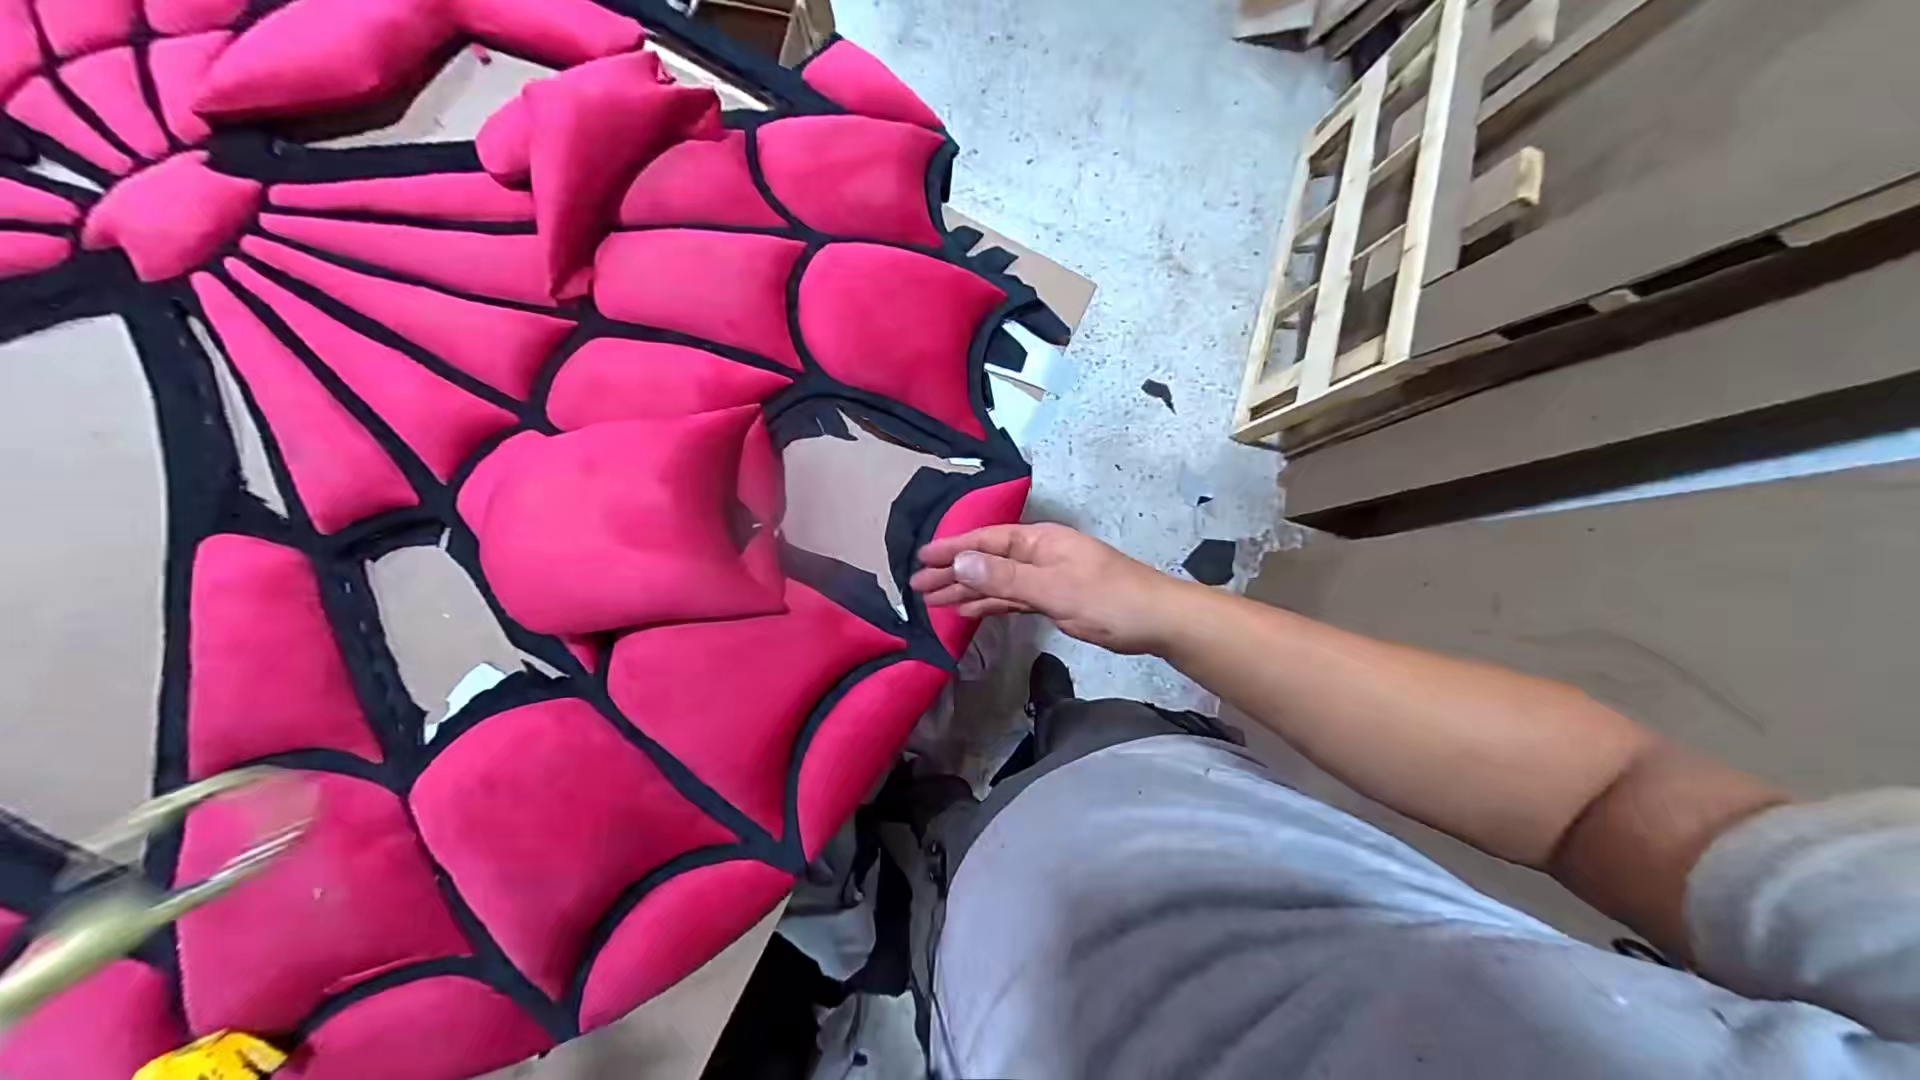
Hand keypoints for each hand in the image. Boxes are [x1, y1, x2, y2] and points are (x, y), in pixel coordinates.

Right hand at [909, 524, 1194, 654]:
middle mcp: (1039, 554)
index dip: (952, 549)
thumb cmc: (1108, 599)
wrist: (1158, 621)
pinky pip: (1013, 598)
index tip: (921, 559)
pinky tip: (969, 611)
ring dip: (967, 590)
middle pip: (987, 560)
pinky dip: (991, 605)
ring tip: (932, 601)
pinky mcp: (1054, 599)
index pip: (986, 540)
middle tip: (916, 587)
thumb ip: (1005, 576)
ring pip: (997, 581)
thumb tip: (960, 560)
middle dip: (952, 573)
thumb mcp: (1053, 588)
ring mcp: (1046, 577)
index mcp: (1040, 540)